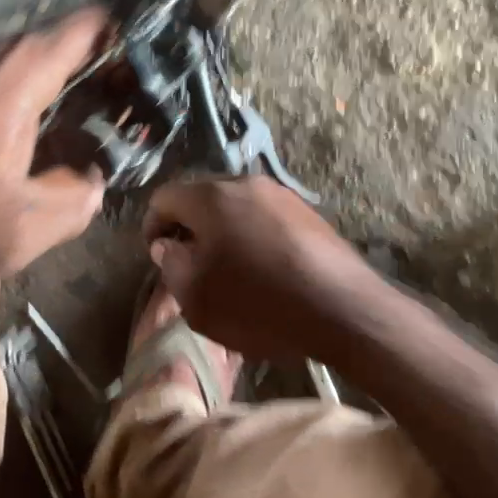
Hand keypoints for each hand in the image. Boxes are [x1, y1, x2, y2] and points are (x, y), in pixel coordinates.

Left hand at [0, 8, 109, 306]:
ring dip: (50, 110)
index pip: (90, 25)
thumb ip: (75, 201)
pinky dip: (14, 118)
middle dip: (94, 87)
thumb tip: (87, 178)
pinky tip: (11, 165)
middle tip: (118, 132)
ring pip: (22, 79)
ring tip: (67, 157)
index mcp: (20, 72)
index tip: (151, 76)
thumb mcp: (19, 229)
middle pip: (59, 53)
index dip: (129, 41)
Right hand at [141, 177, 374, 358]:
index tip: (157, 257)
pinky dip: (255, 238)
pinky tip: (265, 272)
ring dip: (224, 233)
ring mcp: (282, 196)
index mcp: (210, 197)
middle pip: (201, 199)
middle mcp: (245, 184)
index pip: (164, 199)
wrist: (345, 312)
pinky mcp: (309, 214)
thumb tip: (167, 246)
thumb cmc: (258, 304)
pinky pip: (266, 219)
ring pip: (236, 208)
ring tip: (229, 270)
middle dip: (189, 228)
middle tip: (190, 265)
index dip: (152, 227)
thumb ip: (170, 265)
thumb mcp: (196, 297)